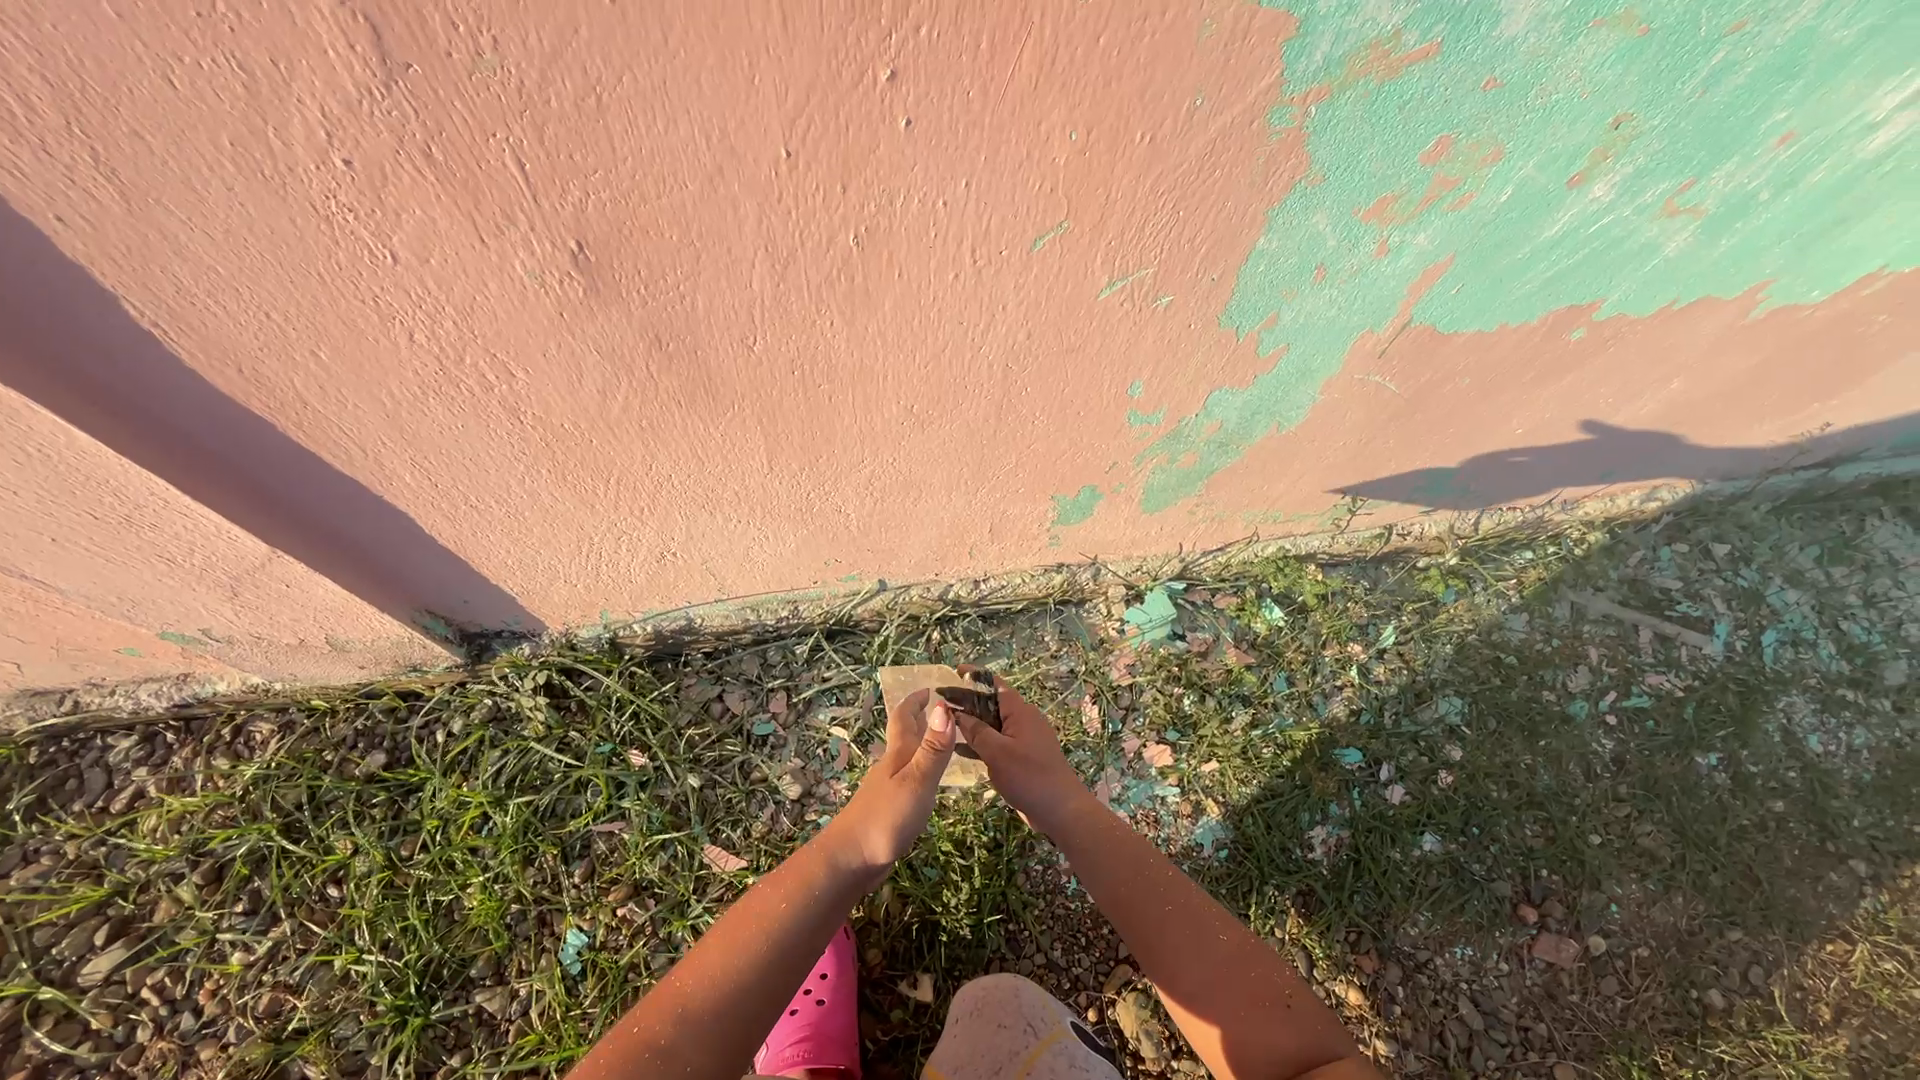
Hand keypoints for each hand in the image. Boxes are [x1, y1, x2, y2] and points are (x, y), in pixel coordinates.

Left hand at [825, 689, 954, 880]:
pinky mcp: (888, 809)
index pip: (904, 717)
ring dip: (921, 744)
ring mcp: (887, 788)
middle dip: (919, 718)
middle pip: (903, 734)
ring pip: (905, 757)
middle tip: (939, 708)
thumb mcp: (917, 781)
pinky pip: (907, 779)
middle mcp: (890, 766)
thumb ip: (933, 749)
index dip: (915, 701)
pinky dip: (919, 770)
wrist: (851, 860)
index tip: (930, 688)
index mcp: (897, 754)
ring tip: (941, 741)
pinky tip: (927, 781)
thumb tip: (945, 708)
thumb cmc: (886, 818)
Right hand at [948, 673, 1091, 834]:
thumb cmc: (1029, 776)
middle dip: (968, 702)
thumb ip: (976, 731)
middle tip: (941, 704)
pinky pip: (997, 744)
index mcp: (1020, 712)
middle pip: (992, 704)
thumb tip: (957, 714)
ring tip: (945, 725)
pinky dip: (980, 744)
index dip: (975, 677)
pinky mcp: (1022, 758)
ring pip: (993, 726)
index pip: (995, 685)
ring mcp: (1023, 740)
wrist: (1060, 810)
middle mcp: (1023, 721)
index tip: (954, 671)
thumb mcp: (997, 752)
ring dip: (972, 725)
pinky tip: (959, 750)